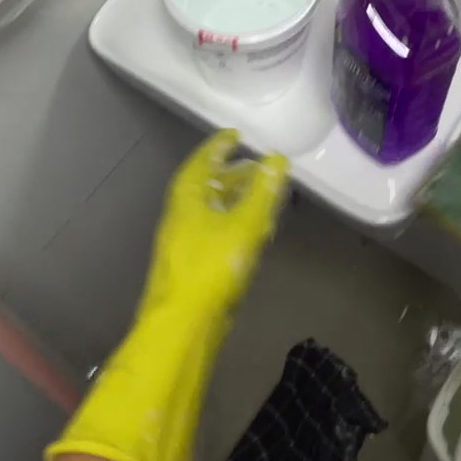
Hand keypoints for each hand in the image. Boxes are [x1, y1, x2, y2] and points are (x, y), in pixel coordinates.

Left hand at [140, 129, 290, 316]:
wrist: (183, 326)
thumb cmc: (211, 267)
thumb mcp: (244, 225)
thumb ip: (263, 192)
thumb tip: (278, 158)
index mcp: (187, 197)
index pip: (203, 160)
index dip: (220, 145)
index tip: (238, 135)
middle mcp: (183, 214)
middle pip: (209, 185)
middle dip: (235, 174)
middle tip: (261, 168)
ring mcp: (187, 242)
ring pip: (215, 210)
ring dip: (238, 200)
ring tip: (265, 197)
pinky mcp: (195, 266)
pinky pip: (217, 233)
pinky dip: (237, 224)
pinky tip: (257, 233)